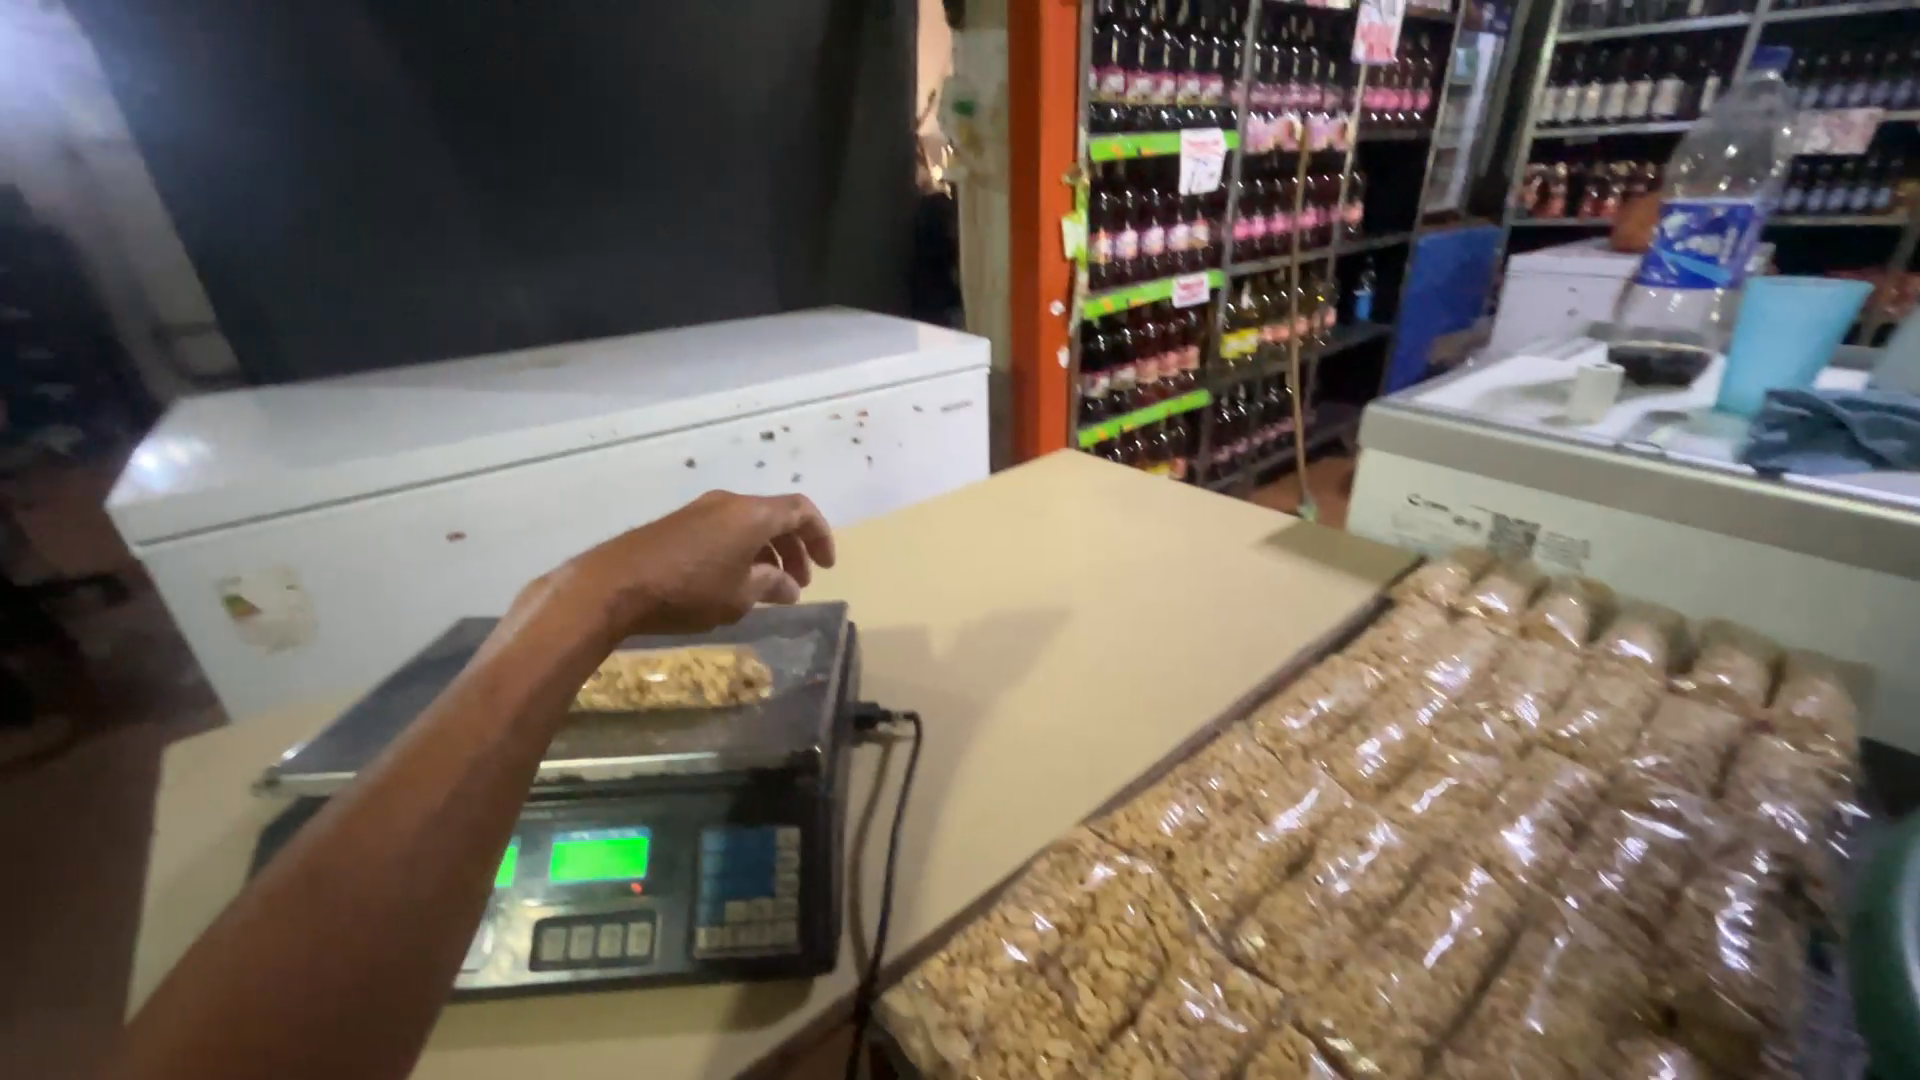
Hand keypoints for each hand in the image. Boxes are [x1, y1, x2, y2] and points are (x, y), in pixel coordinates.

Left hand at [535, 491, 836, 638]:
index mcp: (753, 514)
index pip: (801, 511)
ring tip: (768, 587)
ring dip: (767, 552)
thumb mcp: (739, 595)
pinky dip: (742, 551)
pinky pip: (725, 530)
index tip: (826, 565)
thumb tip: (788, 587)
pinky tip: (734, 582)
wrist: (612, 585)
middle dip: (793, 549)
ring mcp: (700, 511)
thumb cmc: (687, 591)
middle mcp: (729, 503)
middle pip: (776, 517)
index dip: (820, 536)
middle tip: (798, 583)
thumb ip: (771, 585)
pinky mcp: (678, 524)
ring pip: (749, 525)